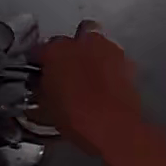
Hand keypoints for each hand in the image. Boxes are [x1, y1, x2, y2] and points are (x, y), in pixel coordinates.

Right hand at [34, 21, 150, 160]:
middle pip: (72, 37)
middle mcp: (82, 42)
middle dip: (69, 49)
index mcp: (55, 49)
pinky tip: (103, 84)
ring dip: (91, 55)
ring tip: (86, 76)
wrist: (113, 128)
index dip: (39, 61)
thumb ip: (41, 86)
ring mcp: (107, 49)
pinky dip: (107, 67)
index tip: (39, 71)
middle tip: (65, 67)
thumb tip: (42, 84)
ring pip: (96, 43)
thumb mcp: (45, 104)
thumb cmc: (75, 116)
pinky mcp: (126, 62)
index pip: (40, 49)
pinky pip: (112, 59)